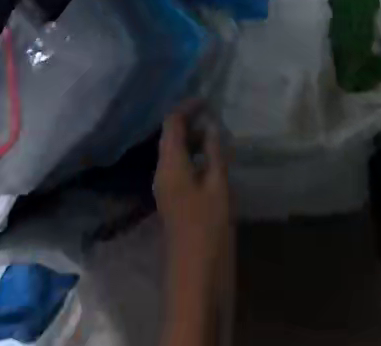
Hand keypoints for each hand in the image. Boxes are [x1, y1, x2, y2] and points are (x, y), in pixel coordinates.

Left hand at [155, 111, 232, 345]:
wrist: (195, 281)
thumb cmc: (208, 229)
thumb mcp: (218, 186)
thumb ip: (214, 152)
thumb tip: (210, 124)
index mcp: (169, 164)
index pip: (171, 123)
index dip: (187, 107)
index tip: (208, 99)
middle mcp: (161, 173)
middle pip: (170, 137)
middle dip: (191, 123)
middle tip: (216, 116)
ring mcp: (165, 190)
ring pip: (175, 154)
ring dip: (193, 141)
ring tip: (218, 135)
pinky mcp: (173, 203)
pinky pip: (180, 168)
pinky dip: (194, 158)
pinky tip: (213, 161)